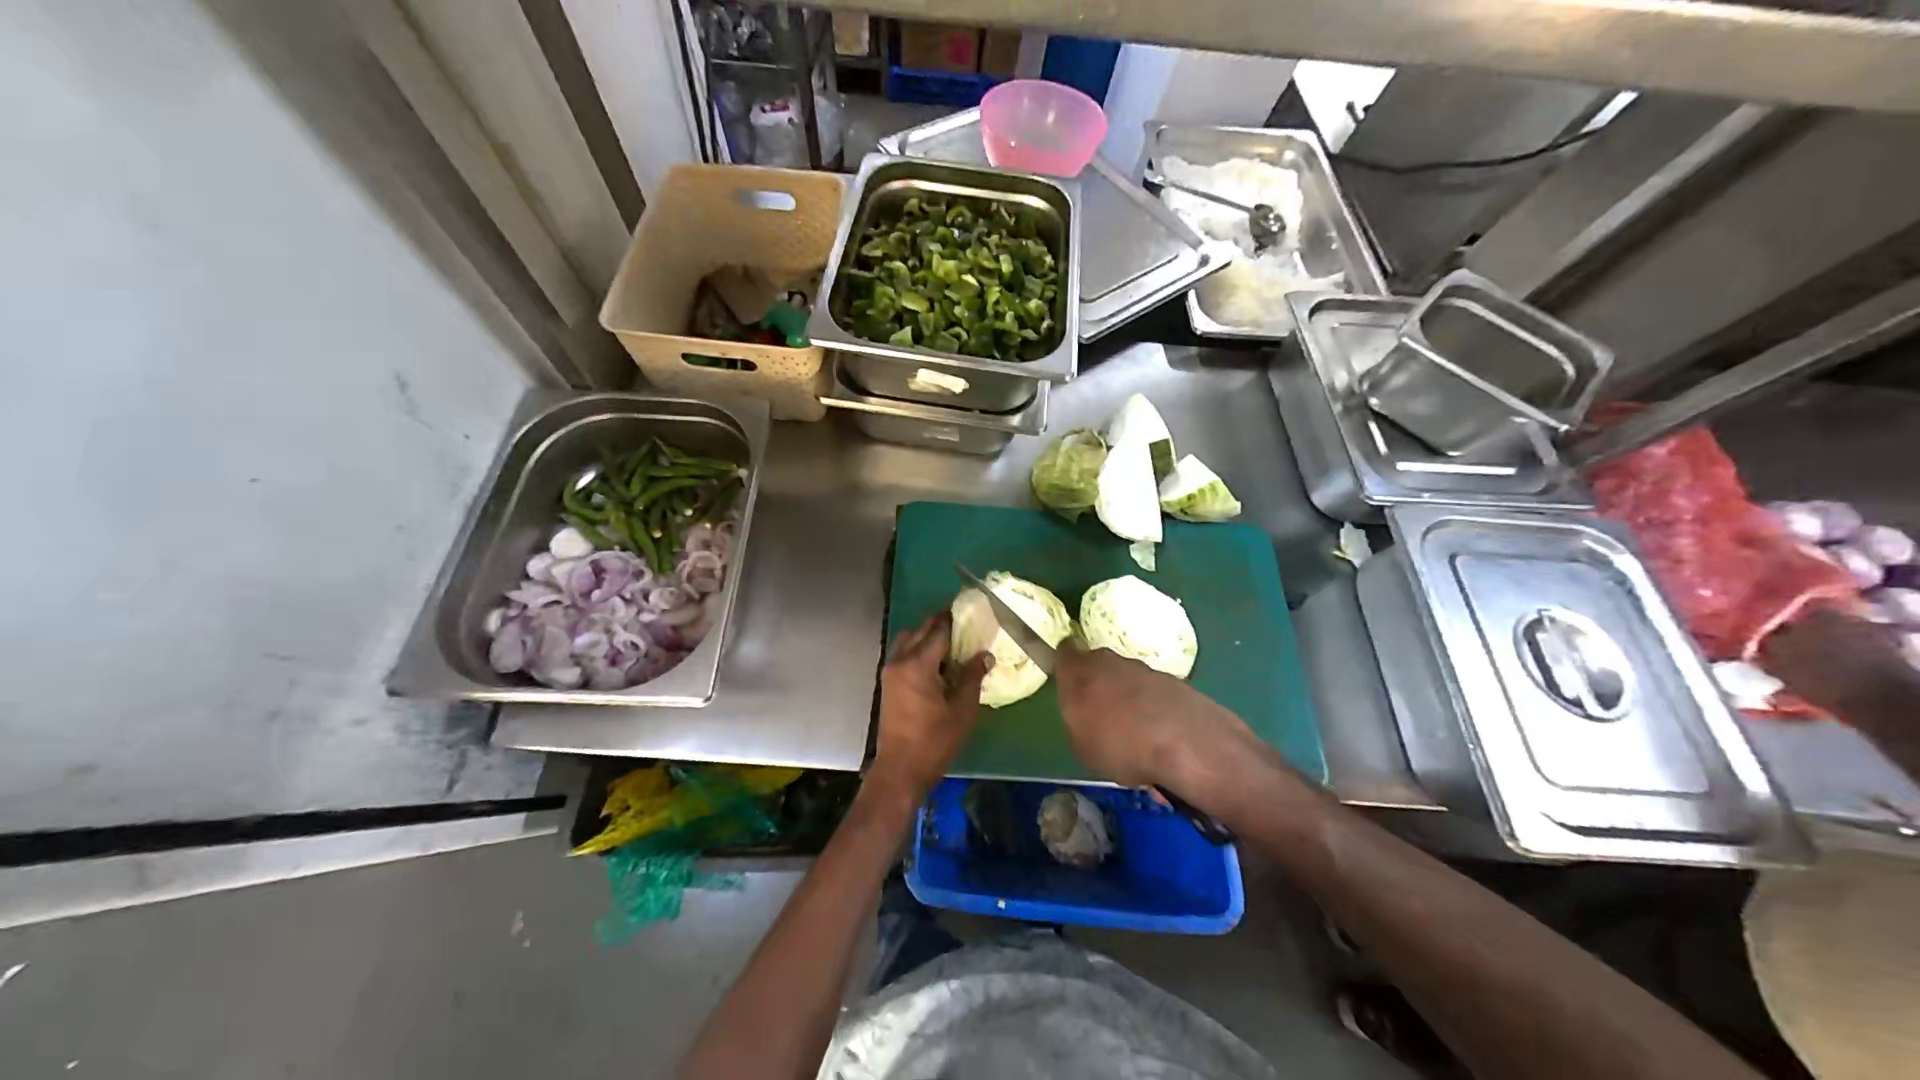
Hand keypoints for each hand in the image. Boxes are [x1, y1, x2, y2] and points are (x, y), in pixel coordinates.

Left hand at [871, 612, 991, 794]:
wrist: (900, 769)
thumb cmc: (934, 741)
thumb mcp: (962, 710)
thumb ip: (973, 677)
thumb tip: (984, 655)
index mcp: (918, 664)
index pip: (939, 630)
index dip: (956, 618)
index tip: (971, 608)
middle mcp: (900, 660)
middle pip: (921, 630)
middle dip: (941, 622)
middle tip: (964, 620)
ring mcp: (890, 671)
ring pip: (908, 639)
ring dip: (927, 635)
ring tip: (952, 642)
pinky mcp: (888, 683)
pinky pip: (903, 653)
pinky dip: (918, 648)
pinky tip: (937, 661)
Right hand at [1053, 643, 1269, 794]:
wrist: (1187, 744)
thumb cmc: (1120, 745)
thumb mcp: (1080, 746)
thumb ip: (1077, 722)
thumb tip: (1087, 717)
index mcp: (1079, 672)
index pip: (1064, 652)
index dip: (1064, 664)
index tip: (1066, 680)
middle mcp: (1110, 661)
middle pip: (1098, 666)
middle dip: (1098, 686)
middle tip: (1100, 717)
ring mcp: (1145, 669)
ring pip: (1128, 681)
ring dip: (1129, 701)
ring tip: (1135, 737)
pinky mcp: (1175, 682)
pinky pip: (1154, 696)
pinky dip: (1154, 712)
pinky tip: (1160, 741)